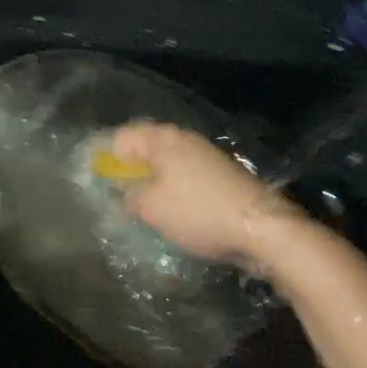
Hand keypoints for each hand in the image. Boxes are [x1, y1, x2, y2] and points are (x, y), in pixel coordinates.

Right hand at [111, 122, 301, 270]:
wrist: (265, 229)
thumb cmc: (198, 212)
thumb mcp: (151, 209)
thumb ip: (127, 197)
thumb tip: (121, 193)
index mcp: (161, 138)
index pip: (120, 138)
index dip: (107, 160)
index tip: (102, 186)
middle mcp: (182, 138)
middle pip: (145, 149)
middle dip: (133, 173)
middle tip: (125, 200)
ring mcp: (206, 155)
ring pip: (168, 164)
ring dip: (156, 183)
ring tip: (152, 210)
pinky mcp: (223, 174)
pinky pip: (188, 177)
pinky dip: (179, 191)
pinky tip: (180, 213)